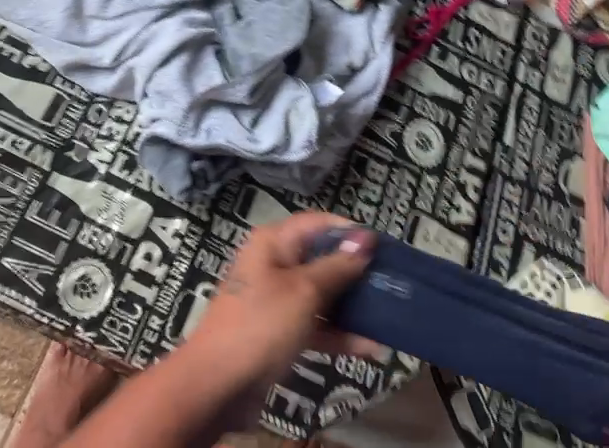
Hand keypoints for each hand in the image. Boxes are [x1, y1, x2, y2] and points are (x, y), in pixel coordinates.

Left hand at [181, 212, 379, 397]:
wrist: (218, 385)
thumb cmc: (262, 324)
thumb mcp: (304, 291)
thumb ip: (337, 266)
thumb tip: (365, 238)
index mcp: (273, 243)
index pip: (317, 223)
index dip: (349, 232)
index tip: (383, 247)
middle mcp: (274, 264)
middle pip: (321, 259)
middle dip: (355, 272)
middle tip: (390, 283)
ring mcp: (276, 299)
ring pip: (320, 294)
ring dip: (352, 307)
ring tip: (387, 318)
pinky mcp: (279, 331)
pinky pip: (314, 324)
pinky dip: (338, 334)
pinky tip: (370, 348)